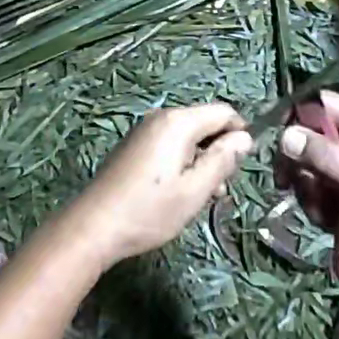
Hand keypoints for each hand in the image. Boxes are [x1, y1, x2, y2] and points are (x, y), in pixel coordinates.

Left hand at [70, 103, 251, 264]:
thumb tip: (245, 138)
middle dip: (219, 151)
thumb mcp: (195, 190)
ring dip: (202, 160)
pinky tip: (178, 192)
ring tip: (199, 197)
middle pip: (206, 122)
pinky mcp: (136, 144)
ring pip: (190, 136)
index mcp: (178, 122)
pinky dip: (183, 162)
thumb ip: (223, 160)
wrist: (93, 227)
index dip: (239, 135)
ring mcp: (146, 130)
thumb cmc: (149, 211)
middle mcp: (162, 117)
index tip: (240, 167)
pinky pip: (172, 143)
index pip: (224, 112)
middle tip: (217, 189)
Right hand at [278, 91, 338, 272]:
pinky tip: (333, 224)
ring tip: (325, 217)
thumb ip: (325, 158)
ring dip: (314, 192)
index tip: (279, 155)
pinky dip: (326, 205)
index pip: (320, 105)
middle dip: (304, 168)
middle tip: (298, 194)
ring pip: (318, 168)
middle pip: (314, 139)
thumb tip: (284, 134)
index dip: (295, 123)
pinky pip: (330, 189)